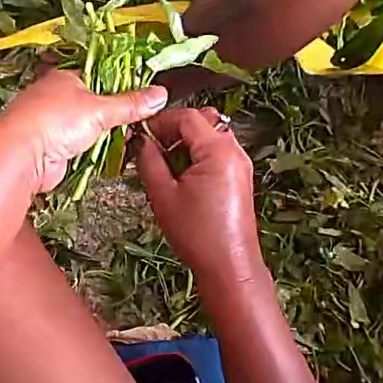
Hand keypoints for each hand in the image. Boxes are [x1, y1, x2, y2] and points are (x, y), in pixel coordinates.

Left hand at [0, 67, 167, 193]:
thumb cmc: (53, 122)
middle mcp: (57, 98)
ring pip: (88, 128)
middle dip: (115, 116)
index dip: (122, 86)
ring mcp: (53, 125)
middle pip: (95, 104)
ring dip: (105, 137)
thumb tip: (159, 94)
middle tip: (138, 123)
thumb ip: (130, 104)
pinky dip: (93, 152)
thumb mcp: (100, 109)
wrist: (21, 156)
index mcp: (65, 78)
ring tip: (126, 140)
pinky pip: (80, 148)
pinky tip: (106, 155)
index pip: (100, 76)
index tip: (143, 97)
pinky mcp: (52, 149)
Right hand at [136, 108, 264, 285]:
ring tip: (165, 164)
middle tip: (153, 146)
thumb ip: (149, 162)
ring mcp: (240, 165)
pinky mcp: (239, 178)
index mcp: (218, 151)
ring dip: (186, 142)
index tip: (141, 133)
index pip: (188, 117)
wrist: (229, 265)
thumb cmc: (197, 234)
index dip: (161, 121)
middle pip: (203, 121)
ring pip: (210, 136)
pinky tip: (181, 177)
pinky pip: (217, 153)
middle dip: (175, 129)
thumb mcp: (162, 195)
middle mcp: (234, 152)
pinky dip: (198, 155)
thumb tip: (142, 142)